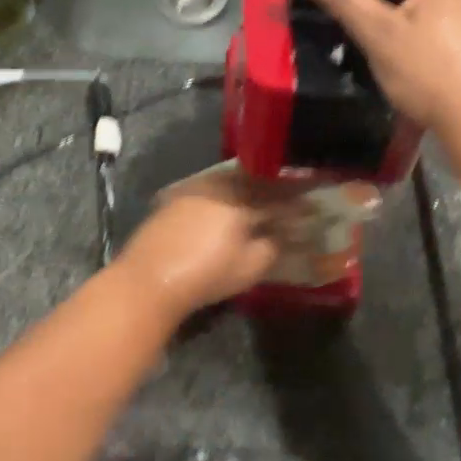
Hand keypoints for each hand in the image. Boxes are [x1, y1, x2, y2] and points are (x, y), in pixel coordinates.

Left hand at [117, 166, 286, 319]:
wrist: (148, 279)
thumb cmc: (205, 275)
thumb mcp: (249, 268)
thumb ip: (271, 246)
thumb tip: (282, 234)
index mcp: (241, 201)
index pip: (277, 198)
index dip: (296, 203)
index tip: (311, 205)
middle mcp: (218, 187)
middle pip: (253, 183)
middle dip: (273, 190)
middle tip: (288, 197)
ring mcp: (193, 190)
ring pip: (230, 182)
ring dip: (248, 187)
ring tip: (261, 198)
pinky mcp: (175, 199)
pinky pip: (210, 188)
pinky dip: (225, 193)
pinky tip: (227, 205)